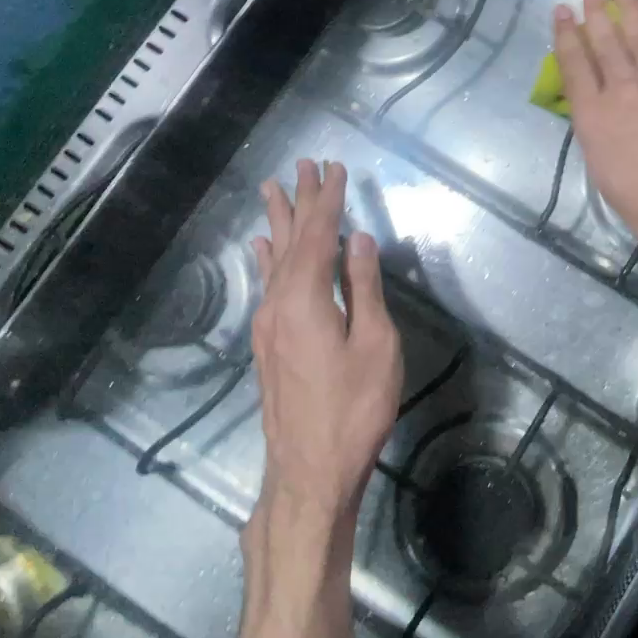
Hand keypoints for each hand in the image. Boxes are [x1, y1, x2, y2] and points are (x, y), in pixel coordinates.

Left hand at [247, 159, 402, 522]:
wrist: (310, 471)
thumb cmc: (354, 407)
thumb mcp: (375, 344)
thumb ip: (363, 289)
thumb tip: (358, 240)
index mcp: (305, 300)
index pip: (318, 237)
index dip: (328, 201)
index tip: (335, 169)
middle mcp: (278, 305)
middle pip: (290, 242)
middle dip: (300, 203)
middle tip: (303, 166)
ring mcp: (268, 327)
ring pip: (274, 261)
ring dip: (278, 224)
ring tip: (273, 191)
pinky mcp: (270, 346)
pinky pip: (267, 285)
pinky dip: (267, 259)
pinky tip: (262, 250)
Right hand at [552, 0, 637, 264]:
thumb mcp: (601, 171)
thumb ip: (595, 131)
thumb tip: (595, 105)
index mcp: (593, 119)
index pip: (574, 65)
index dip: (564, 34)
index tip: (560, 11)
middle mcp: (622, 93)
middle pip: (604, 40)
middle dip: (592, 6)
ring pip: (637, 34)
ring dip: (625, 2)